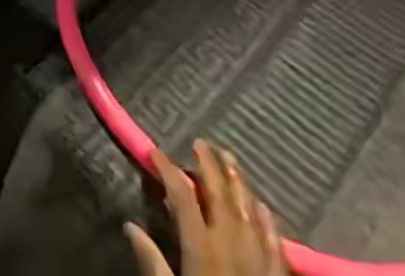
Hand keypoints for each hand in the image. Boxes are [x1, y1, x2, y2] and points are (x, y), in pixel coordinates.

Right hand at [125, 140, 286, 275]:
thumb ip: (152, 262)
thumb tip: (130, 226)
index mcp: (202, 247)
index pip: (183, 197)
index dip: (168, 170)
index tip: (155, 151)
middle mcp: (232, 245)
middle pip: (221, 196)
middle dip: (209, 166)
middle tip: (200, 143)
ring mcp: (260, 260)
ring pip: (249, 211)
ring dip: (238, 182)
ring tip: (229, 159)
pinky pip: (274, 240)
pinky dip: (266, 218)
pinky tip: (261, 205)